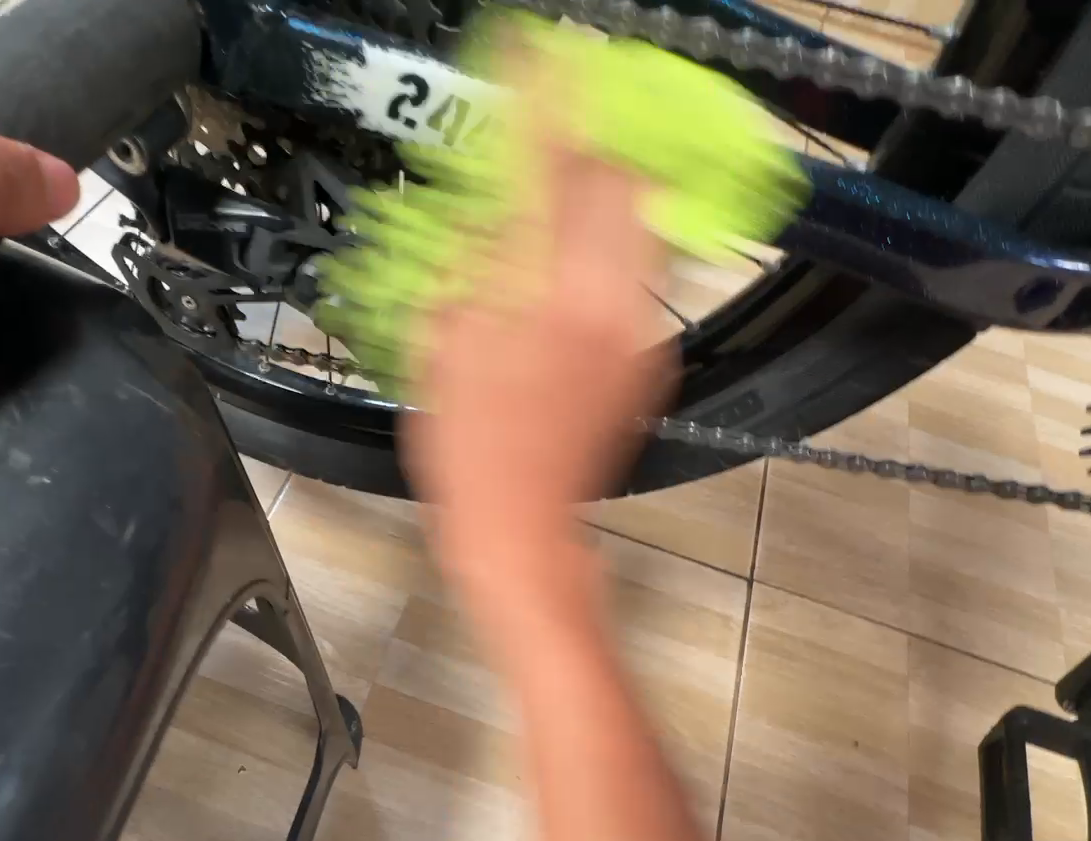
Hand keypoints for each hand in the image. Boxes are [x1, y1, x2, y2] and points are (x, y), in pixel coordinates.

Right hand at [401, 138, 675, 582]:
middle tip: (559, 144)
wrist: (522, 531)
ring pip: (641, 236)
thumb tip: (488, 216)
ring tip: (563, 213)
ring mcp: (638, 339)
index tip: (544, 59)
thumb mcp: (446, 351)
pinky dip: (608, 263)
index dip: (551, 106)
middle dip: (594, 153)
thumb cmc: (471, 454)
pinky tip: (571, 286)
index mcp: (556, 300)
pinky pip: (637, 286)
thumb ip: (470, 268)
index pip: (562, 172)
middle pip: (626, 191)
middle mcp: (613, 309)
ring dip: (605, 207)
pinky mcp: (645, 366)